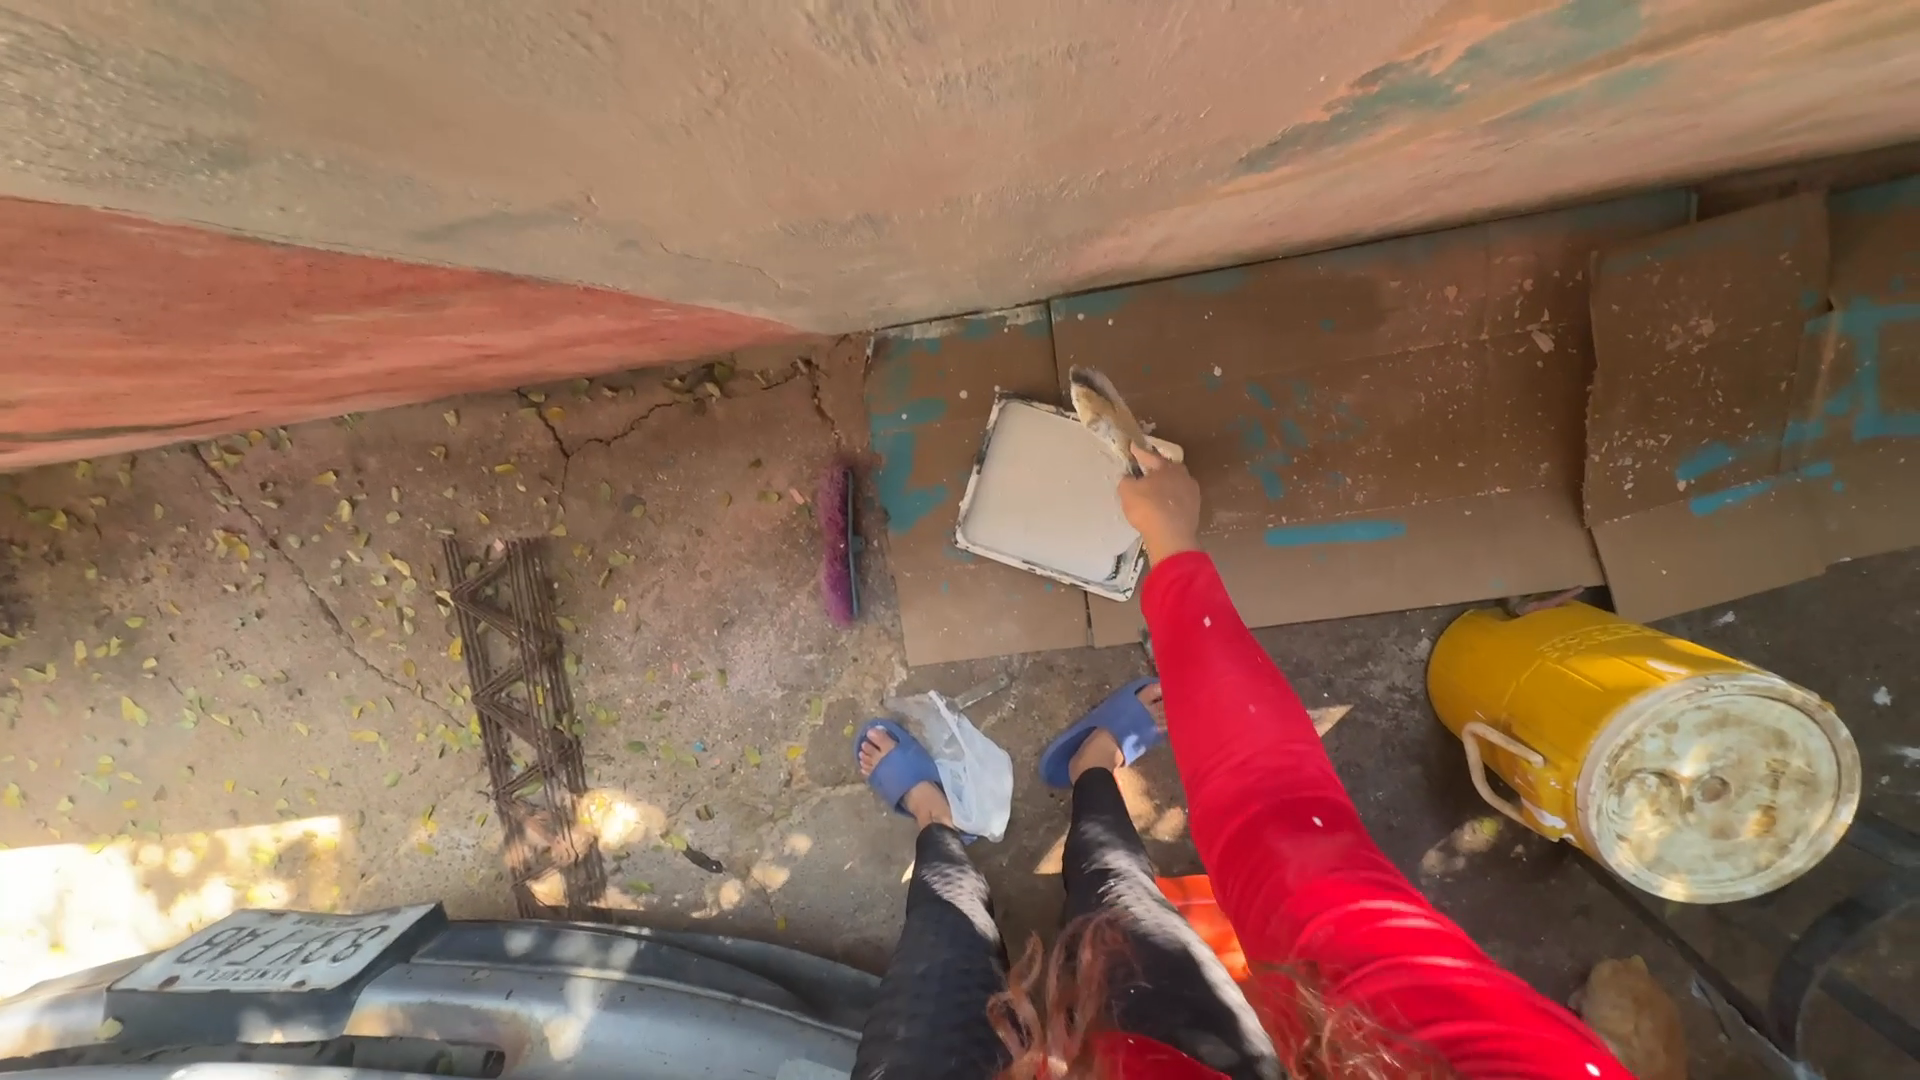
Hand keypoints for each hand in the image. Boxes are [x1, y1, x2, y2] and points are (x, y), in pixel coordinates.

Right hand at [1118, 444, 1200, 562]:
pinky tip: (1161, 509)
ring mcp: (1192, 494)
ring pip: (1174, 486)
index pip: (1150, 457)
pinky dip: (1169, 503)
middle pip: (1167, 470)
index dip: (1139, 453)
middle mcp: (1184, 477)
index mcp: (1168, 467)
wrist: (1171, 536)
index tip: (1133, 447)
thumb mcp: (1127, 491)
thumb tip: (1129, 478)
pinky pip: (1178, 502)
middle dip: (1156, 471)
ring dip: (1164, 488)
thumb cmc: (1148, 508)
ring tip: (1153, 493)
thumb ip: (1127, 480)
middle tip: (1145, 472)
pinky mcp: (1194, 512)